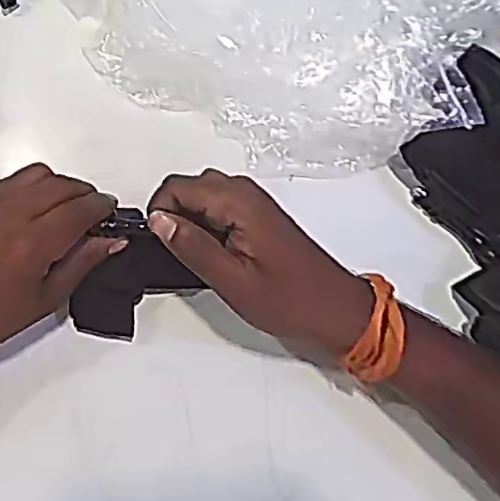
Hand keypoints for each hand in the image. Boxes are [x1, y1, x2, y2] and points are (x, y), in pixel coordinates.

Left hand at [0, 164, 124, 369]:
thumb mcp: (48, 297)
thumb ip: (83, 262)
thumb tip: (108, 241)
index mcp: (30, 243)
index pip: (78, 209)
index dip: (101, 207)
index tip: (110, 211)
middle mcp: (8, 216)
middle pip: (61, 184)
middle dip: (84, 194)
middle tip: (94, 212)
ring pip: (38, 173)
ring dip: (59, 185)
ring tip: (67, 208)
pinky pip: (14, 179)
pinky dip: (33, 185)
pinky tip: (38, 206)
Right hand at [147, 170, 373, 357]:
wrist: (339, 313)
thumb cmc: (296, 301)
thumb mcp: (232, 281)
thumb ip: (191, 247)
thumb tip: (159, 221)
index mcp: (239, 202)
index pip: (176, 187)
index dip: (160, 212)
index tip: (162, 240)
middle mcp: (245, 192)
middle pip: (186, 187)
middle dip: (173, 214)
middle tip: (178, 250)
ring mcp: (252, 201)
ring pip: (199, 195)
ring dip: (189, 219)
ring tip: (199, 255)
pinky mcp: (256, 212)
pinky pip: (216, 205)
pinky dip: (205, 223)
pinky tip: (216, 253)